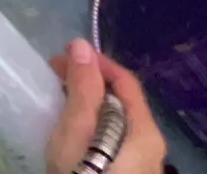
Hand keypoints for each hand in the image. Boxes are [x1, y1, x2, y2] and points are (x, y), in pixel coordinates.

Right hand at [47, 39, 165, 173]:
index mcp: (146, 132)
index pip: (125, 81)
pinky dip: (91, 125)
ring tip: (57, 100)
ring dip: (87, 102)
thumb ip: (83, 88)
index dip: (95, 61)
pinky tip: (71, 132)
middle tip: (54, 75)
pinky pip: (112, 140)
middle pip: (121, 101)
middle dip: (88, 80)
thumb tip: (82, 45)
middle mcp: (152, 148)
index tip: (62, 55)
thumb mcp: (77, 130)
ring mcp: (141, 166)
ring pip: (116, 121)